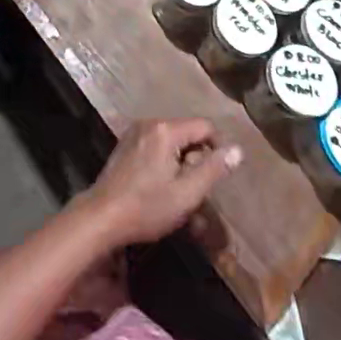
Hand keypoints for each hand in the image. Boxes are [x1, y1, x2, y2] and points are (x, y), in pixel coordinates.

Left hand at [72, 118, 242, 249]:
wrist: (103, 215)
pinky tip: (163, 188)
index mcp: (164, 130)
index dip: (218, 149)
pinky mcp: (127, 145)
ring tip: (181, 193)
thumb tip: (237, 149)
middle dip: (198, 159)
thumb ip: (213, 169)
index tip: (217, 177)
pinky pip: (157, 147)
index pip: (205, 126)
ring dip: (183, 165)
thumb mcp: (187, 193)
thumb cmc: (147, 206)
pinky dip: (167, 164)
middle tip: (196, 190)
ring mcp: (135, 133)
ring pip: (173, 143)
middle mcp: (148, 123)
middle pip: (188, 133)